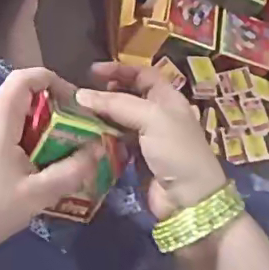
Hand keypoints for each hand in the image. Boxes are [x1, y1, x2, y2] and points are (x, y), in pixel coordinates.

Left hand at [0, 67, 103, 258]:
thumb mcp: (38, 192)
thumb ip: (73, 169)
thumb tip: (100, 150)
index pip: (25, 78)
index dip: (54, 81)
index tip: (77, 104)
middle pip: (23, 97)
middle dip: (55, 110)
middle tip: (79, 133)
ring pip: (17, 118)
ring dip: (44, 130)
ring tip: (68, 152)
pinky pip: (8, 135)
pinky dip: (30, 143)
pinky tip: (43, 168)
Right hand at [77, 62, 228, 219]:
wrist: (188, 200)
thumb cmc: (175, 150)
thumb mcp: (150, 118)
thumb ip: (116, 103)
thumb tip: (81, 95)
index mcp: (168, 98)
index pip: (143, 74)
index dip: (120, 69)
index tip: (92, 71)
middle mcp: (159, 114)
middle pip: (129, 96)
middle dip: (107, 93)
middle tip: (83, 96)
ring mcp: (149, 138)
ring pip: (121, 119)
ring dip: (102, 116)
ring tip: (80, 115)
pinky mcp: (139, 159)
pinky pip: (117, 141)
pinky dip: (104, 137)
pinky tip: (88, 136)